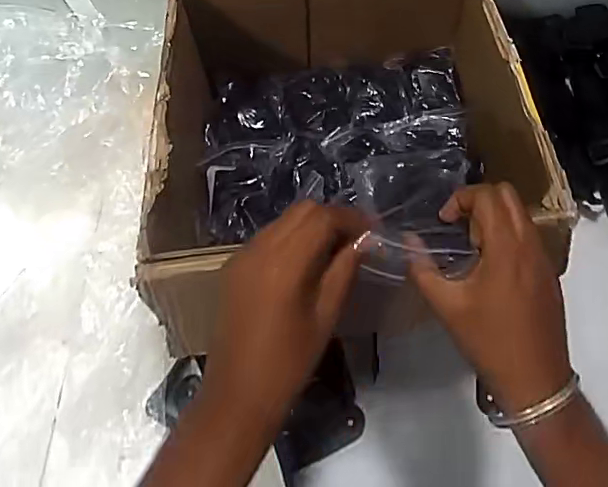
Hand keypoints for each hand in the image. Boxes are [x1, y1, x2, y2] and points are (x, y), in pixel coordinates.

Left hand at [200, 201, 368, 423]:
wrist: (237, 397)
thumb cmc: (288, 364)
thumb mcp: (326, 317)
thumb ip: (344, 270)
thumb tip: (364, 241)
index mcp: (284, 261)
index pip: (323, 217)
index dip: (351, 218)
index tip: (373, 230)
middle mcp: (260, 247)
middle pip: (303, 210)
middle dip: (332, 217)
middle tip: (356, 238)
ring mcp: (243, 253)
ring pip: (284, 219)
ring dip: (311, 225)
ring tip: (334, 248)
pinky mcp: (234, 264)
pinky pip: (268, 236)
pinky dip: (291, 237)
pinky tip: (305, 262)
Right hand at [408, 183, 572, 410]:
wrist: (537, 382)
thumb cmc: (489, 341)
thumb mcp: (447, 307)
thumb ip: (422, 270)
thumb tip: (409, 241)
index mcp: (506, 247)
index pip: (487, 195)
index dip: (460, 198)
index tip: (444, 221)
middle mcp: (530, 244)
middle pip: (507, 195)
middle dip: (479, 201)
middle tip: (460, 229)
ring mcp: (544, 259)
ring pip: (521, 214)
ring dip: (495, 217)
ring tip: (474, 248)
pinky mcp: (550, 274)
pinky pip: (529, 235)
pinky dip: (509, 235)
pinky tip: (492, 268)